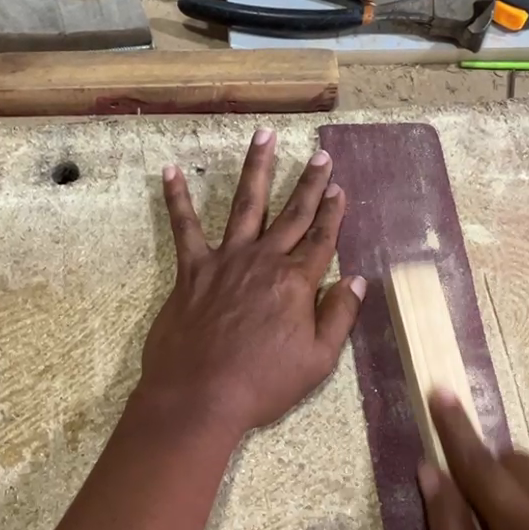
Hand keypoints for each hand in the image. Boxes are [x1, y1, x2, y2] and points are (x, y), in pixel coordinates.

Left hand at [135, 127, 366, 438]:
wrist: (200, 394)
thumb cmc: (262, 383)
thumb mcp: (317, 360)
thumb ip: (339, 316)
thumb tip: (357, 280)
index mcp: (296, 282)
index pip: (322, 238)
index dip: (333, 213)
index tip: (340, 188)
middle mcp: (264, 261)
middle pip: (292, 214)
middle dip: (309, 183)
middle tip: (321, 155)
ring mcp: (226, 260)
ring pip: (246, 204)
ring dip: (257, 168)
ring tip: (264, 135)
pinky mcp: (193, 270)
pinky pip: (184, 227)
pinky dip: (177, 198)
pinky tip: (171, 170)